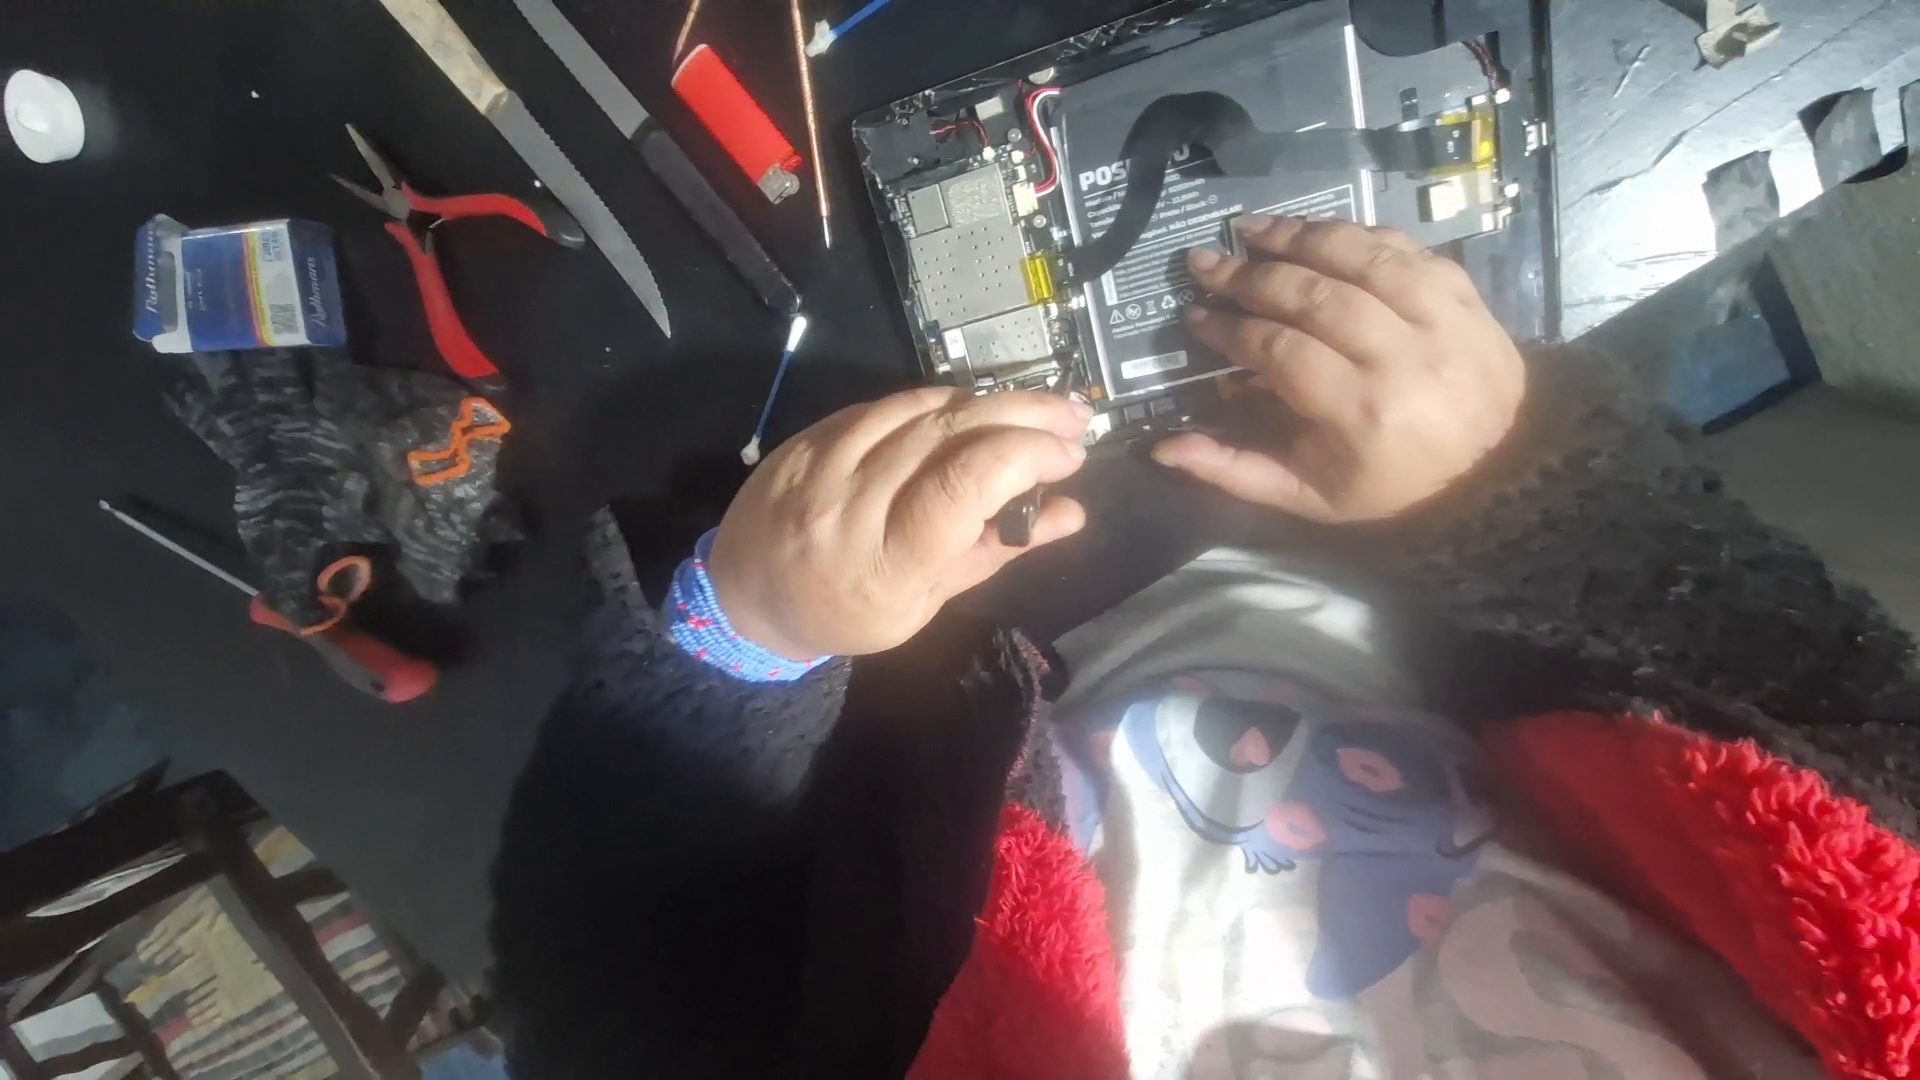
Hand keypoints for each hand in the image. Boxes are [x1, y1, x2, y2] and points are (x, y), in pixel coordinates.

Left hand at [707, 387, 1090, 659]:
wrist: (747, 595)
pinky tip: (973, 410)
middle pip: (948, 432)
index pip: (961, 486)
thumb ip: (995, 552)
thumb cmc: (847, 612)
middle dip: (1025, 412)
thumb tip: (1070, 513)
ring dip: (990, 399)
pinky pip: (886, 404)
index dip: (1026, 455)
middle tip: (1074, 416)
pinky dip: (940, 402)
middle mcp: (851, 504)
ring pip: (920, 407)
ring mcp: (823, 463)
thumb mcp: (925, 603)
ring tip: (1034, 409)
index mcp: (886, 563)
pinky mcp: (810, 436)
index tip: (1069, 455)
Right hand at [1152, 216, 1525, 522]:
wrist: (1499, 473)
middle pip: (1315, 297)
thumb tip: (1162, 449)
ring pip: (1363, 259)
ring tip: (1252, 228)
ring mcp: (1442, 320)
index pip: (1281, 352)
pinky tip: (1318, 231)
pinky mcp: (1466, 297)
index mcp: (1359, 413)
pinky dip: (1357, 235)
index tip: (1194, 316)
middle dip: (1251, 276)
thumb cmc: (1388, 489)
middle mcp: (1402, 357)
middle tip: (1205, 263)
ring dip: (1301, 236)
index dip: (1231, 329)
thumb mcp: (1305, 498)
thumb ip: (1233, 471)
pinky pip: (1406, 249)